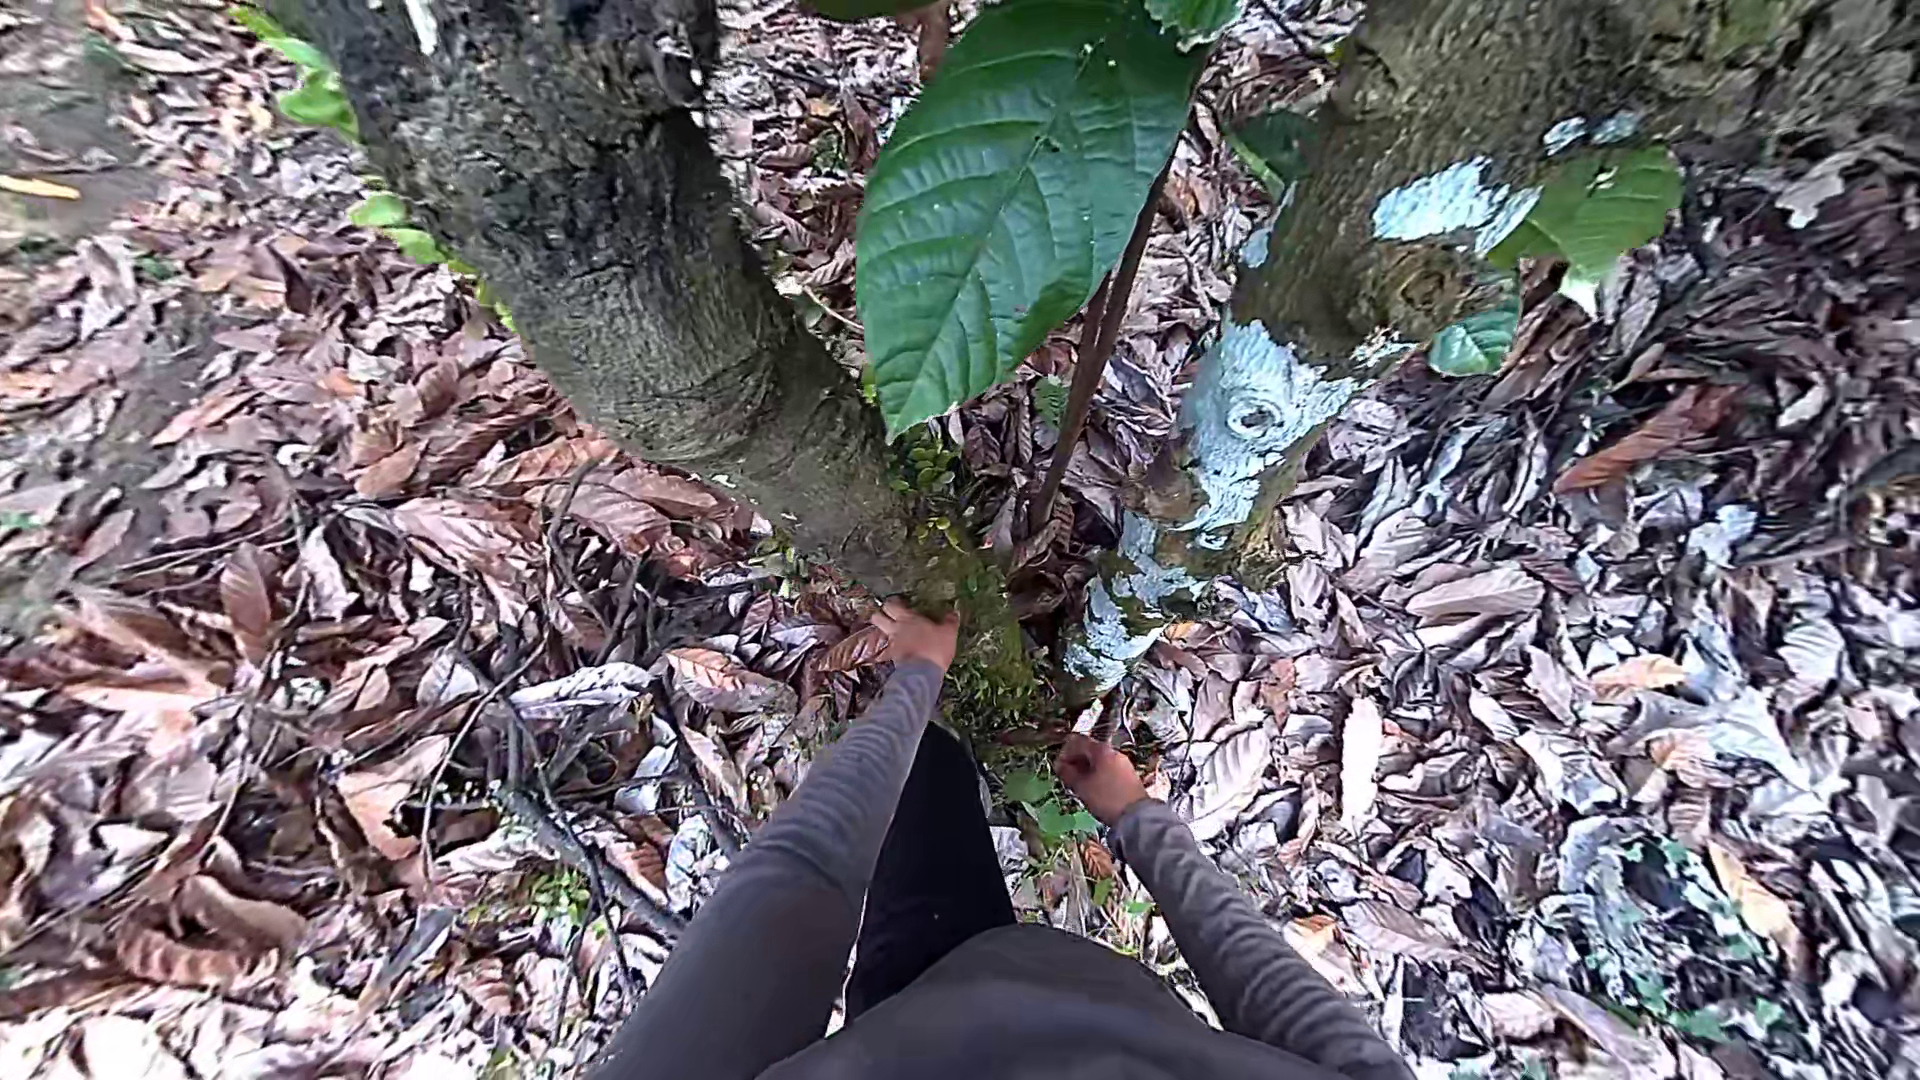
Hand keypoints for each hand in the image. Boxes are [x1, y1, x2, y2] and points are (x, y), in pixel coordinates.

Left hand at [872, 598, 960, 671]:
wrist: (922, 673)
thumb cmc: (935, 647)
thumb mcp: (948, 632)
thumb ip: (950, 621)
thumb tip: (953, 611)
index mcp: (907, 618)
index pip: (891, 604)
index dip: (892, 603)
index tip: (899, 604)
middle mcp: (895, 628)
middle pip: (877, 617)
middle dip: (880, 616)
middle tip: (889, 617)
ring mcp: (890, 644)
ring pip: (879, 634)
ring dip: (882, 633)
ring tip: (892, 634)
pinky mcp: (890, 659)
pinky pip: (885, 652)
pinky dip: (887, 651)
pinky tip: (895, 653)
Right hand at [1053, 733, 1149, 826]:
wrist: (1137, 817)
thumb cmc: (1106, 799)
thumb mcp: (1082, 787)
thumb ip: (1068, 773)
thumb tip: (1060, 766)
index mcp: (1102, 750)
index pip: (1078, 741)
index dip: (1065, 752)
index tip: (1059, 766)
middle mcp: (1114, 753)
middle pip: (1090, 750)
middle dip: (1076, 761)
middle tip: (1067, 775)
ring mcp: (1124, 764)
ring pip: (1099, 761)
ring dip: (1086, 769)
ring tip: (1079, 784)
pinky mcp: (1130, 776)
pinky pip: (1109, 769)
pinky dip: (1098, 774)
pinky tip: (1094, 788)